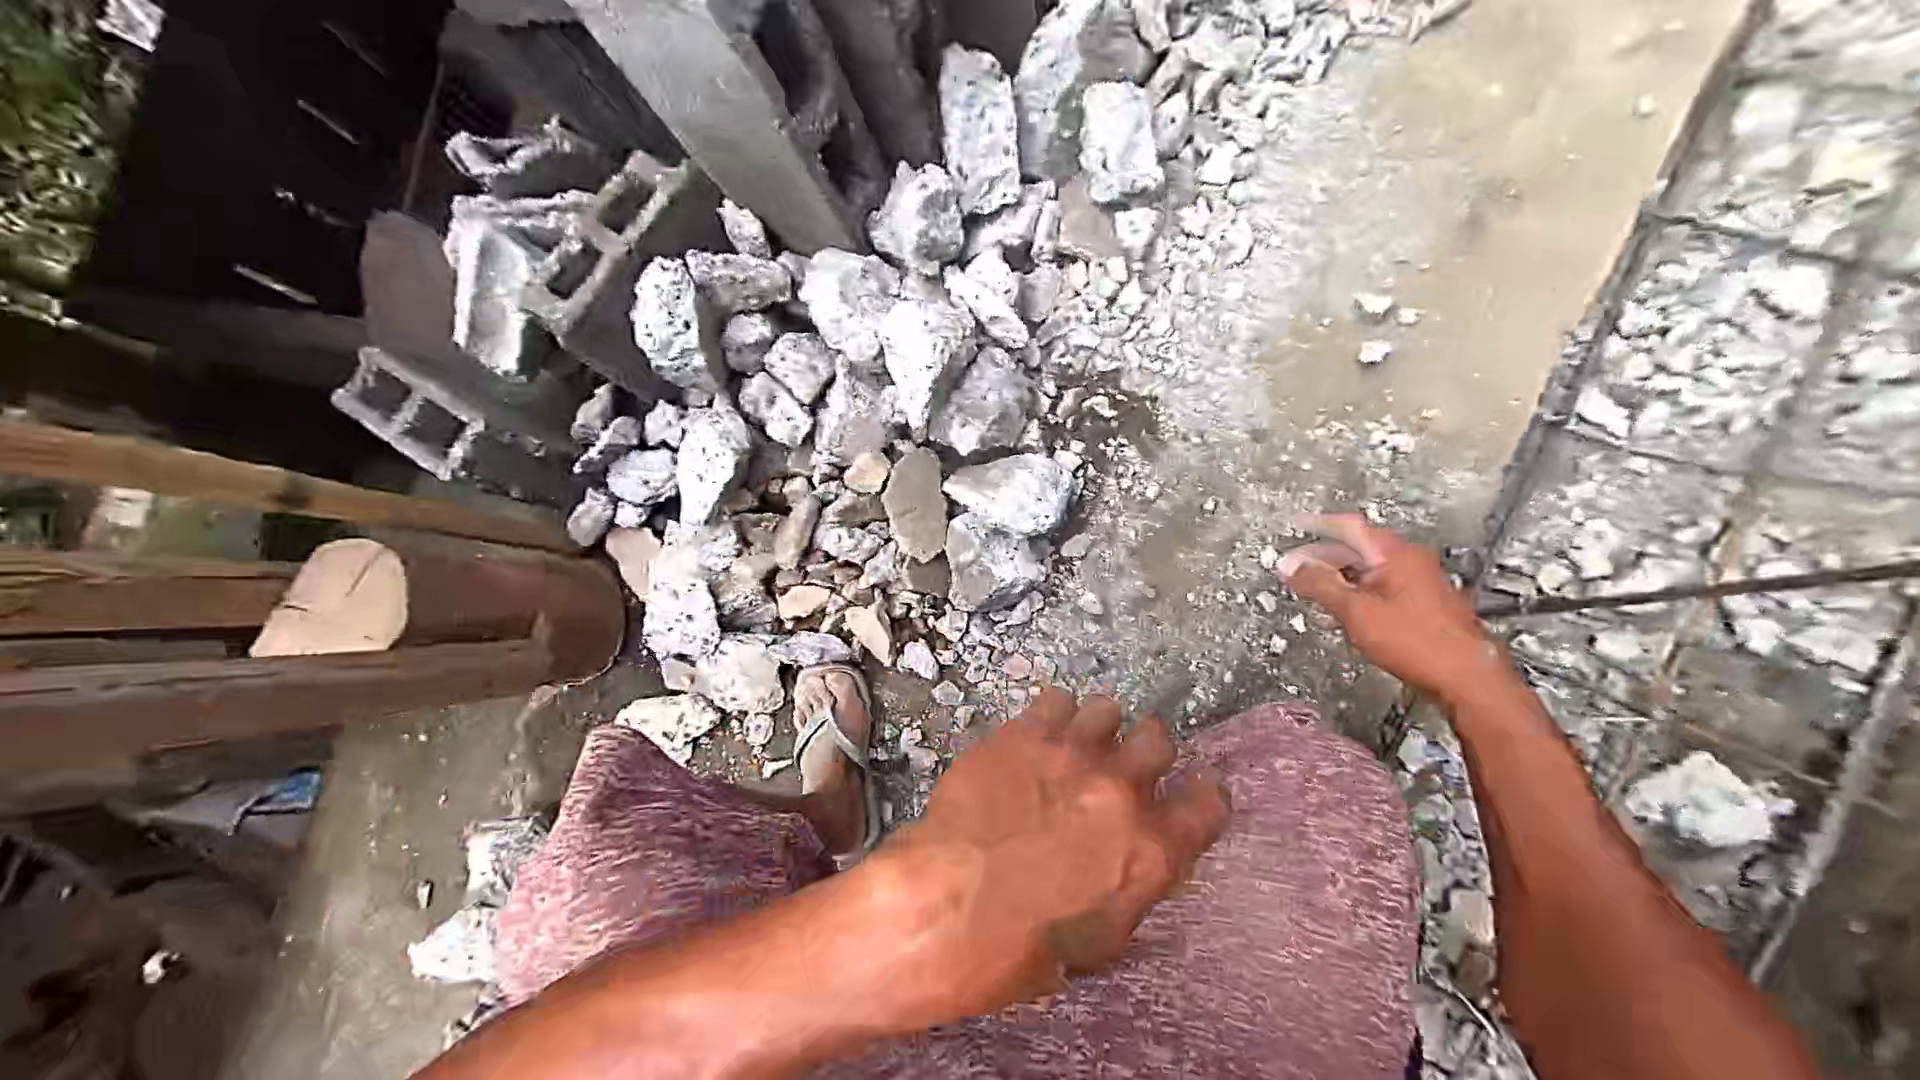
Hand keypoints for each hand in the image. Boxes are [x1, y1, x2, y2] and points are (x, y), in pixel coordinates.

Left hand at [873, 689, 1230, 1021]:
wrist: (949, 904)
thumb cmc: (1022, 944)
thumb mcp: (1102, 937)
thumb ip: (1133, 879)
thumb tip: (1136, 850)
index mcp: (1153, 850)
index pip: (1207, 802)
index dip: (1201, 792)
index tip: (1189, 788)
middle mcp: (1122, 791)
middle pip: (1157, 738)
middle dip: (1143, 749)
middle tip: (1118, 764)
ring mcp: (1073, 754)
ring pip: (1107, 709)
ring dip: (1096, 727)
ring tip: (1073, 745)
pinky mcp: (1026, 733)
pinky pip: (1055, 700)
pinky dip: (1052, 715)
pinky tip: (1037, 735)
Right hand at [1277, 515, 1507, 703]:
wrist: (1466, 679)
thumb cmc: (1419, 643)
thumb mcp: (1356, 611)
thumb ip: (1320, 585)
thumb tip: (1294, 568)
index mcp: (1396, 555)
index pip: (1350, 528)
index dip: (1320, 525)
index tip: (1299, 524)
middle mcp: (1411, 563)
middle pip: (1357, 549)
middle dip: (1322, 558)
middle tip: (1294, 568)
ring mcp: (1419, 584)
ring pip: (1368, 571)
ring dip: (1337, 578)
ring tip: (1311, 591)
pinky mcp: (1421, 605)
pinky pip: (1380, 589)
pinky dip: (1355, 594)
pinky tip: (1342, 611)